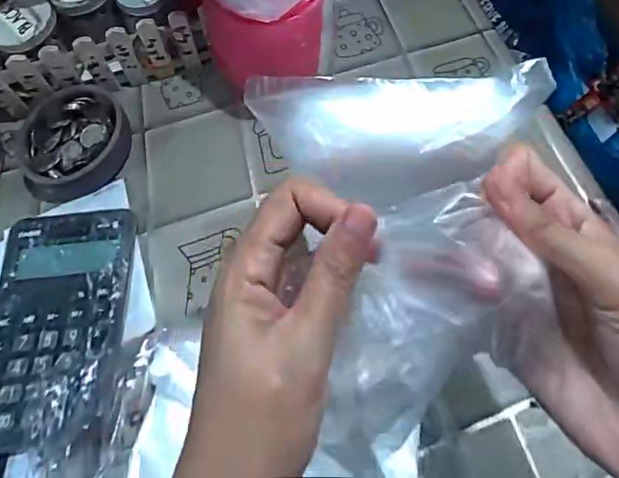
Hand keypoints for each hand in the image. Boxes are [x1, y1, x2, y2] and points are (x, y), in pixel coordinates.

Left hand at [175, 179, 377, 477]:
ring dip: (334, 248)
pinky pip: (299, 276)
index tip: (365, 235)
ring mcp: (257, 296)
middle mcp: (247, 271)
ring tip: (371, 267)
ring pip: (297, 246)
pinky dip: (327, 274)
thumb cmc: (264, 417)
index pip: (286, 199)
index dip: (326, 204)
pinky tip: (351, 291)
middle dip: (334, 221)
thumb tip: (364, 210)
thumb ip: (334, 275)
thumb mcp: (306, 344)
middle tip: (375, 253)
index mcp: (243, 266)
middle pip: (291, 216)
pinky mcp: (270, 319)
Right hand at [482, 145, 618, 477]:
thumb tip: (493, 179)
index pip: (526, 175)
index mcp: (574, 227)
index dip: (506, 174)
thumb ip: (552, 235)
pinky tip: (437, 294)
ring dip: (459, 257)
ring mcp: (522, 295)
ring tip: (472, 283)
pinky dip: (450, 295)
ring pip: (475, 255)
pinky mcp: (506, 338)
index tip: (493, 193)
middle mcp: (541, 253)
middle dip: (473, 218)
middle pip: (491, 212)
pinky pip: (469, 307)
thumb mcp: (617, 282)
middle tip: (476, 249)